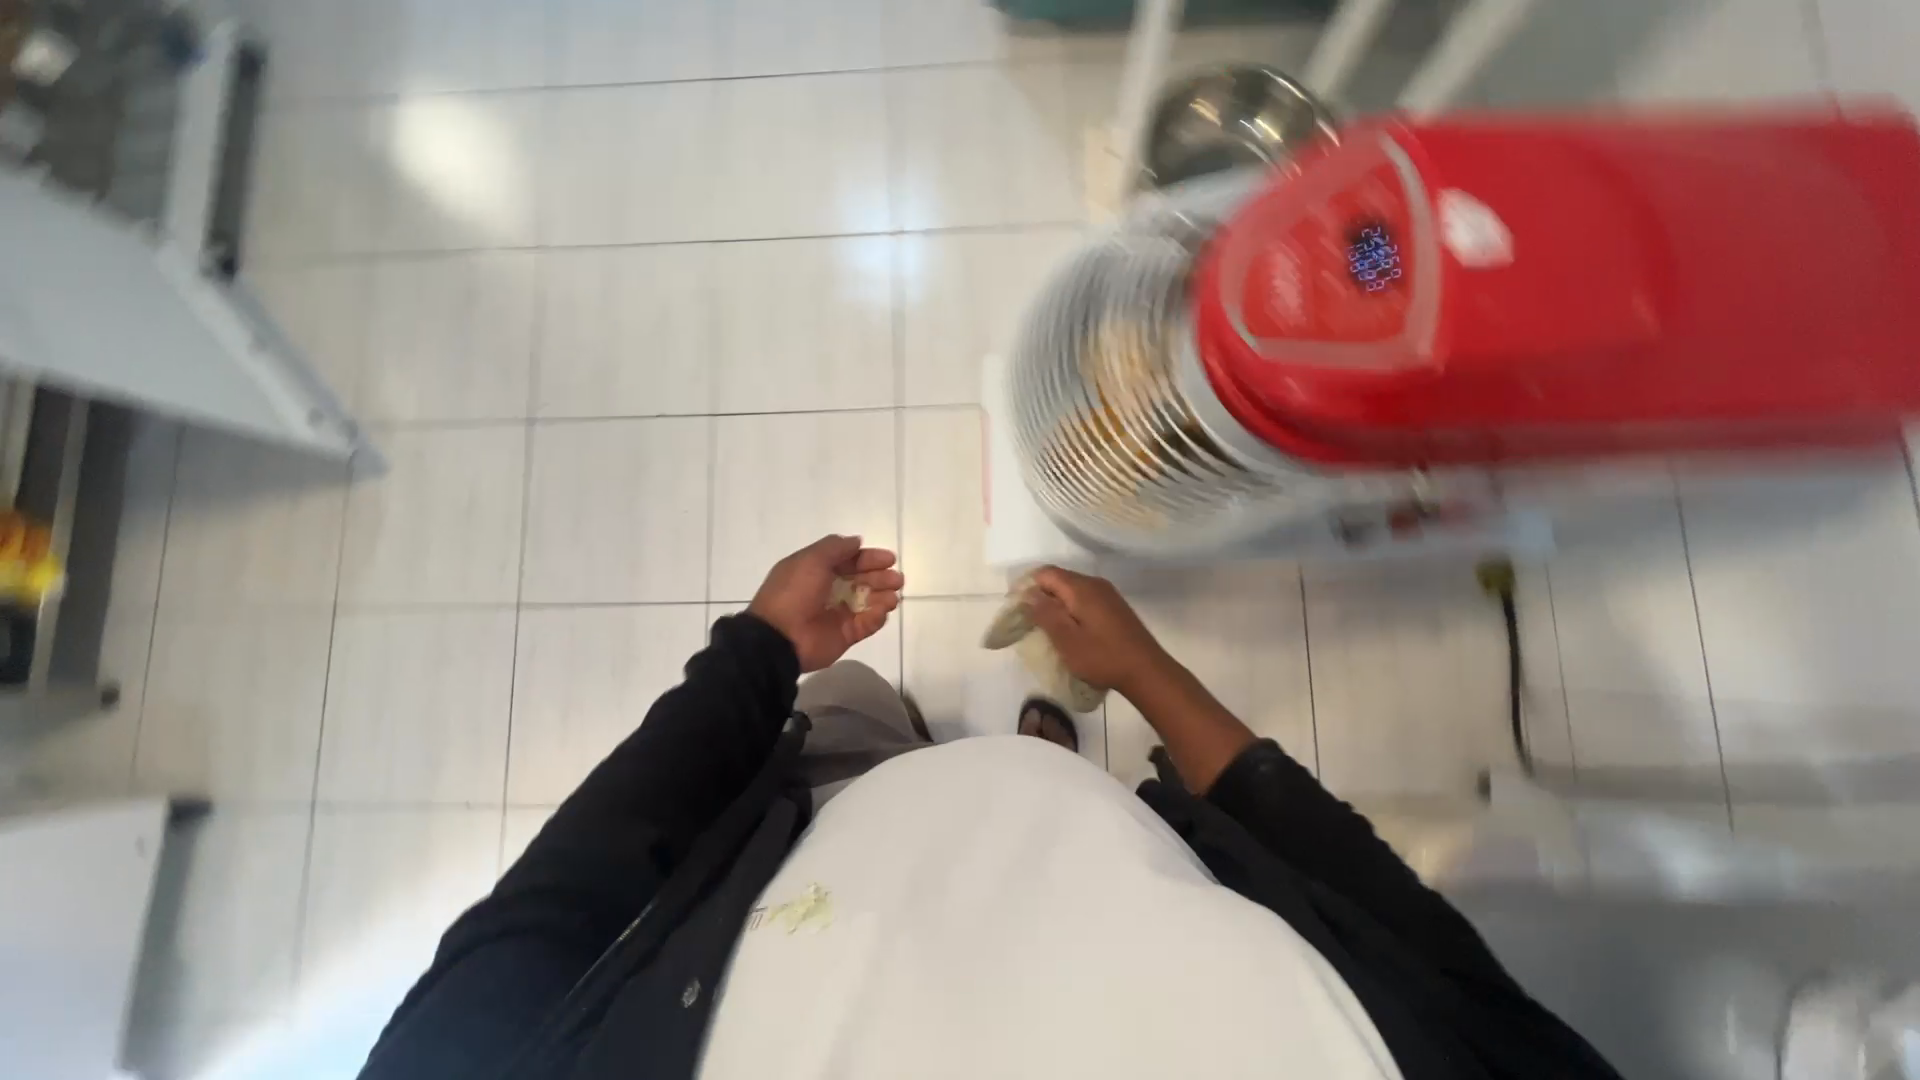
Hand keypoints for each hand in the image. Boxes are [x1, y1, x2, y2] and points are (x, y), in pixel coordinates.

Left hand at [748, 535, 902, 672]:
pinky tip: (882, 610)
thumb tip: (857, 542)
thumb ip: (836, 548)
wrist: (779, 637)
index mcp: (817, 571)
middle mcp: (829, 590)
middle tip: (897, 579)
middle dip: (881, 577)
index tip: (890, 559)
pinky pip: (866, 624)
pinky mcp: (845, 635)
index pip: (849, 561)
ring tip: (893, 596)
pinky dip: (877, 616)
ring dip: (883, 596)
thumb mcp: (811, 559)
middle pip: (861, 580)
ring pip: (868, 602)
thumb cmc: (795, 592)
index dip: (869, 558)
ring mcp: (838, 614)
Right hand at [1024, 566, 1174, 696]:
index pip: (1045, 573)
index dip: (1027, 586)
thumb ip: (1046, 613)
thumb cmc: (1103, 657)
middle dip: (1041, 595)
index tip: (1016, 608)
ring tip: (1047, 627)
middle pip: (1059, 579)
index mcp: (1081, 588)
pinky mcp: (1115, 607)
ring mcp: (1108, 594)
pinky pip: (1085, 598)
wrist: (1146, 671)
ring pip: (1072, 589)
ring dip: (1056, 603)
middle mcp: (1095, 584)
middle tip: (1028, 620)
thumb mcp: (1067, 639)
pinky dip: (1071, 608)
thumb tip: (1028, 593)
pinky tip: (1070, 629)